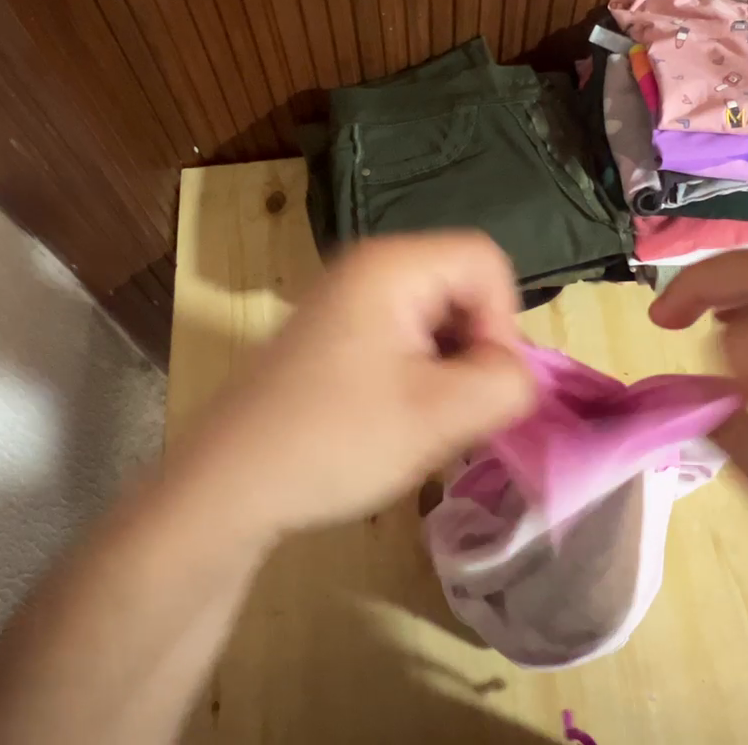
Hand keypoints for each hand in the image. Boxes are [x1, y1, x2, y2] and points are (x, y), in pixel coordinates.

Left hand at [176, 232, 536, 539]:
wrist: (229, 485)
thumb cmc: (335, 441)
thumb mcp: (440, 416)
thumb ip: (507, 383)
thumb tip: (518, 372)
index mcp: (393, 264)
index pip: (487, 261)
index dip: (503, 322)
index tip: (479, 385)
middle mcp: (369, 265)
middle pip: (463, 286)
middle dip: (476, 349)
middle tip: (456, 413)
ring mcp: (347, 298)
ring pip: (438, 317)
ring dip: (450, 369)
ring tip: (426, 423)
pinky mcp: (336, 333)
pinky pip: (405, 336)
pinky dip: (420, 375)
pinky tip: (398, 421)